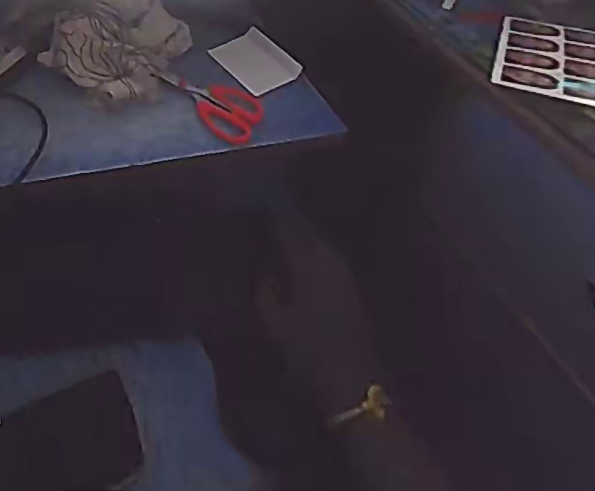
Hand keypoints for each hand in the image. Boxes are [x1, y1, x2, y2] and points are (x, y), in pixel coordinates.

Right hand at [255, 211, 383, 412]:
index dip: (260, 210)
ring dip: (293, 226)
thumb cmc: (307, 355)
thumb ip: (263, 286)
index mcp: (306, 259)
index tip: (240, 203)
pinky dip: (305, 242)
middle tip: (253, 207)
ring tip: (269, 223)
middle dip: (277, 213)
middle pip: (300, 222)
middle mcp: (327, 256)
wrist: (354, 389)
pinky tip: (292, 248)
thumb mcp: (272, 321)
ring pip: (313, 234)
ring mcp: (342, 269)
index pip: (280, 221)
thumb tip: (260, 265)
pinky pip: (322, 249)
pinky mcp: (349, 283)